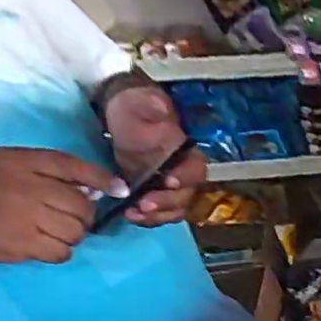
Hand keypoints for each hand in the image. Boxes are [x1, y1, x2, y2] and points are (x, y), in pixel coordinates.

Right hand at [0, 148, 121, 264]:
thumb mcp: (11, 168)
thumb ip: (51, 173)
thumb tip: (97, 189)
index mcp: (17, 160)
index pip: (69, 164)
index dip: (100, 177)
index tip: (121, 189)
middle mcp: (22, 184)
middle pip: (82, 205)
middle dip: (82, 216)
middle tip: (62, 217)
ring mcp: (23, 215)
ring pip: (77, 231)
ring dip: (70, 235)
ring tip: (48, 230)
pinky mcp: (24, 242)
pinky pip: (63, 251)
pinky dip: (58, 251)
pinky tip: (40, 243)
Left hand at [102, 84, 205, 226]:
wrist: (124, 118)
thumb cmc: (136, 109)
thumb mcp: (143, 102)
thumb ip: (152, 105)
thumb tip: (160, 107)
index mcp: (189, 156)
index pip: (195, 172)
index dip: (185, 178)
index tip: (168, 181)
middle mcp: (187, 178)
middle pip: (185, 198)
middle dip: (165, 203)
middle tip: (144, 204)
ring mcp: (173, 192)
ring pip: (174, 211)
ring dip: (155, 216)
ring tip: (133, 214)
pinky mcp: (157, 199)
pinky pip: (158, 214)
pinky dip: (146, 218)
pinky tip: (129, 215)